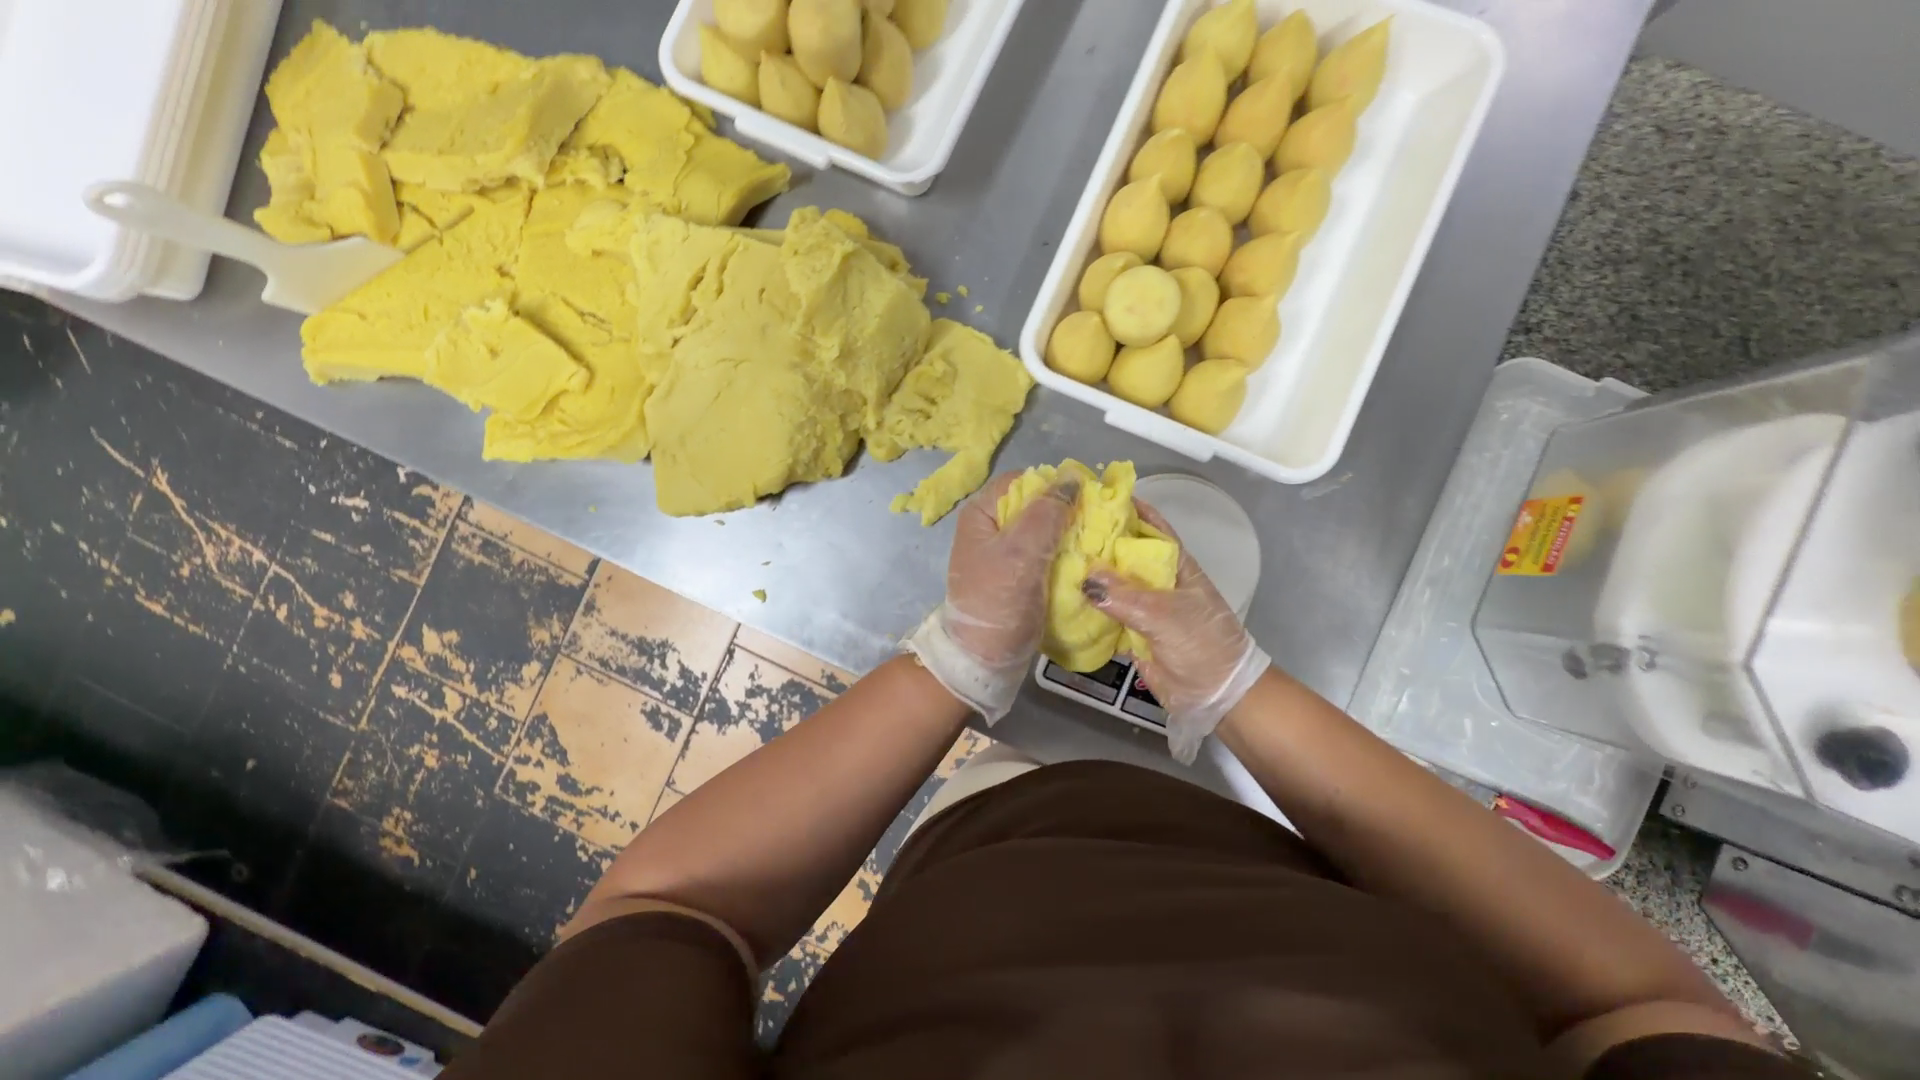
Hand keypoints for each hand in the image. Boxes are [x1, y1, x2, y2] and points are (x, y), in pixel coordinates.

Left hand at [904, 473, 1077, 721]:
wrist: (983, 659)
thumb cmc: (997, 602)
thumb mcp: (1020, 552)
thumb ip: (1046, 513)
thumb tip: (1071, 478)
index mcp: (982, 514)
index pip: (1022, 480)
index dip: (1054, 484)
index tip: (1088, 496)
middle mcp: (992, 528)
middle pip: (1035, 504)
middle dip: (1067, 509)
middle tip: (1100, 519)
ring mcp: (1006, 554)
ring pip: (1045, 530)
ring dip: (1071, 532)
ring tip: (1098, 538)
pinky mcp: (1021, 576)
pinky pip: (1048, 553)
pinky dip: (1067, 553)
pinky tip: (1087, 558)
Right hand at [1083, 500, 1269, 762]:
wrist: (1216, 694)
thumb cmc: (1201, 642)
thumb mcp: (1164, 613)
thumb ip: (1124, 595)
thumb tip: (1085, 578)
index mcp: (1175, 565)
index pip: (1151, 527)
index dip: (1128, 509)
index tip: (1093, 497)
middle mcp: (1157, 581)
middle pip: (1123, 554)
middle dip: (1096, 542)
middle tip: (1058, 529)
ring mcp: (1143, 607)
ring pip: (1110, 585)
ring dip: (1086, 577)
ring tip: (1051, 559)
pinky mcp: (1131, 632)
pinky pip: (1104, 615)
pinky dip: (1085, 608)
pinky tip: (1058, 598)